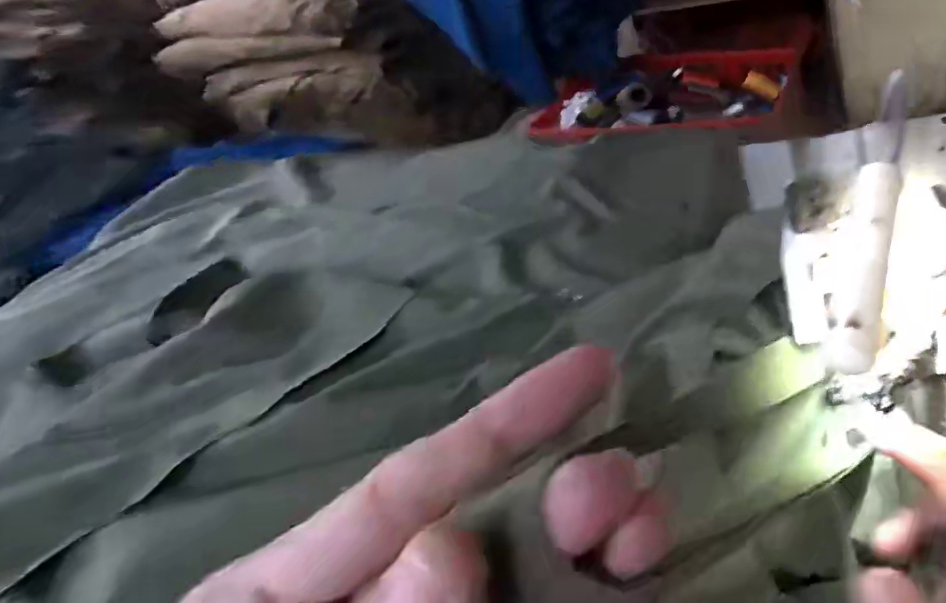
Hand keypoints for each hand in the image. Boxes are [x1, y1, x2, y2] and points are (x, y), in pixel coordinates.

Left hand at [185, 346, 670, 601]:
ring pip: (551, 564)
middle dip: (568, 488)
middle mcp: (401, 598)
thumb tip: (442, 545)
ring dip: (608, 534)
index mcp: (300, 594)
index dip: (511, 418)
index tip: (597, 365)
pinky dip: (615, 583)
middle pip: (497, 523)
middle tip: (611, 492)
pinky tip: (644, 566)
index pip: (410, 488)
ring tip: (643, 529)